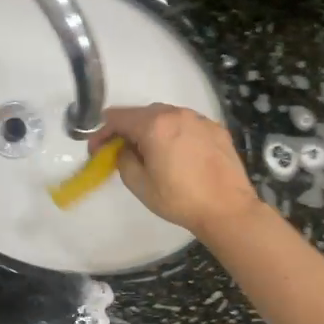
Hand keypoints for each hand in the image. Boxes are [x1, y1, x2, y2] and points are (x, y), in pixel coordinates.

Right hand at [91, 104, 260, 235]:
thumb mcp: (138, 183)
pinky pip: (186, 124)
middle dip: (127, 130)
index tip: (96, 150)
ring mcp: (199, 120)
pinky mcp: (216, 129)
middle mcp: (177, 114)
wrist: (227, 209)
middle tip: (120, 151)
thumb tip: (122, 148)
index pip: (117, 118)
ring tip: (149, 152)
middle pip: (141, 113)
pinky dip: (174, 133)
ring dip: (151, 130)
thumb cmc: (178, 199)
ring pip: (165, 116)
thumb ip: (122, 158)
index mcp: (154, 125)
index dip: (101, 132)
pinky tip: (176, 154)